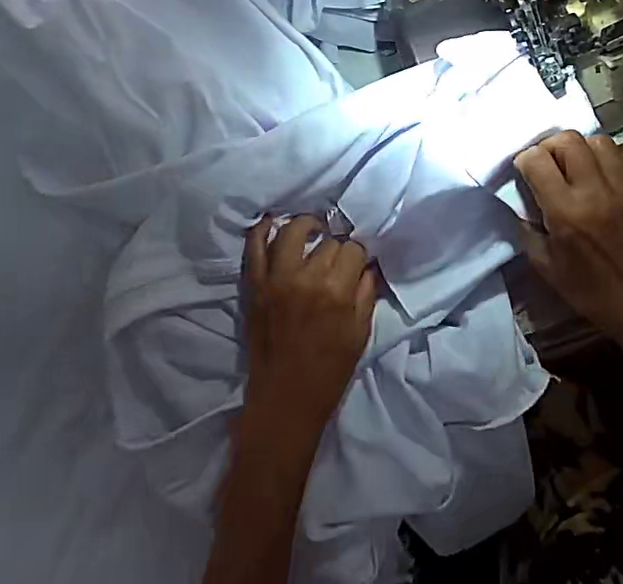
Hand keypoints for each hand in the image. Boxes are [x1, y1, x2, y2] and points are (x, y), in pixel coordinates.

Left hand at [241, 215, 377, 435]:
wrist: (286, 400)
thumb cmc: (329, 371)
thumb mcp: (360, 333)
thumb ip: (366, 293)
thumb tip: (368, 264)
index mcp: (336, 292)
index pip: (352, 250)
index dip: (358, 254)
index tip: (357, 263)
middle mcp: (306, 278)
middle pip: (327, 241)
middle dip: (336, 246)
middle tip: (336, 258)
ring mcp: (276, 279)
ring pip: (291, 232)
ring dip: (305, 226)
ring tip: (312, 230)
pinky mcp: (255, 286)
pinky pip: (254, 248)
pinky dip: (260, 230)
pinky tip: (271, 222)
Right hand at [513, 131, 622, 369]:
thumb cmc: (588, 290)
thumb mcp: (543, 263)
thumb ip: (527, 223)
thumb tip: (520, 194)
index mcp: (567, 214)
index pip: (537, 160)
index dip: (524, 161)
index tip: (524, 172)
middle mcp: (597, 194)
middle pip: (568, 140)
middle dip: (549, 147)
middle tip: (547, 165)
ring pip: (597, 141)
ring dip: (578, 148)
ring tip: (573, 167)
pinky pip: (620, 157)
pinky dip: (602, 159)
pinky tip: (596, 176)